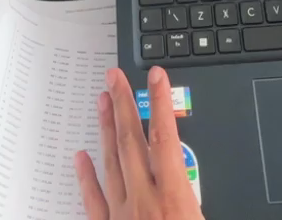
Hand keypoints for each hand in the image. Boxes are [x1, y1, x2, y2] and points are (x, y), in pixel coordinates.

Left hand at [75, 65, 204, 219]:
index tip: (156, 76)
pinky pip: (93, 202)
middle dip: (123, 104)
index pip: (165, 139)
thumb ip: (199, 196)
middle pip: (131, 142)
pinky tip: (81, 157)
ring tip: (102, 100)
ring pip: (112, 164)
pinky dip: (86, 177)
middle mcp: (144, 202)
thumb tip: (200, 176)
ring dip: (107, 129)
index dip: (160, 103)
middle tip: (114, 77)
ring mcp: (121, 217)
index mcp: (174, 199)